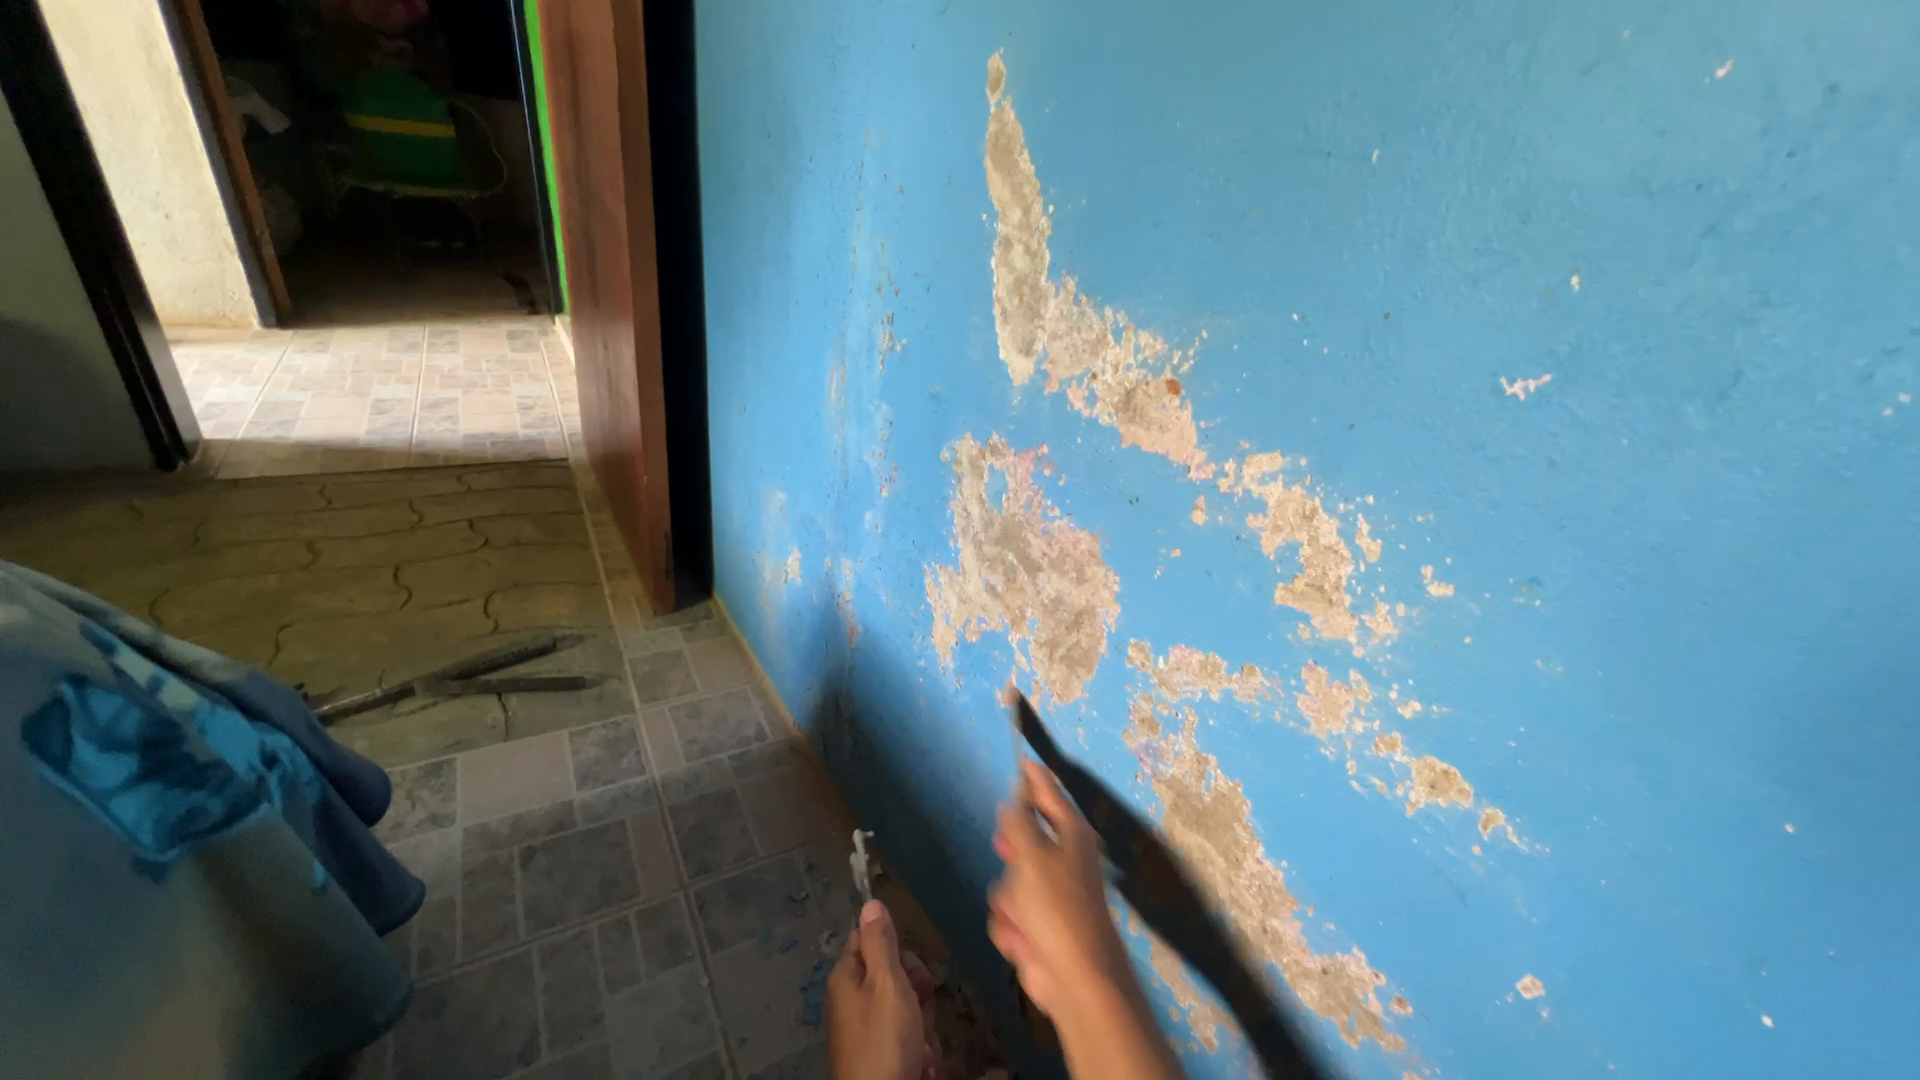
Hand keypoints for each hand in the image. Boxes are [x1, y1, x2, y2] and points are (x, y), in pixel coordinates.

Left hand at [828, 899, 931, 1079]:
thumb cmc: (883, 1039)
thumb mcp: (885, 982)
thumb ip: (881, 942)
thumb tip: (871, 902)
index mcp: (847, 976)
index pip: (869, 939)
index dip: (896, 949)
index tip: (911, 967)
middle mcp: (853, 998)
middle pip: (894, 973)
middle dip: (917, 988)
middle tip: (920, 1003)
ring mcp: (868, 1028)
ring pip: (908, 1005)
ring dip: (923, 1020)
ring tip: (921, 1041)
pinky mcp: (882, 1052)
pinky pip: (908, 1034)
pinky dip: (920, 1045)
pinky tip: (922, 1059)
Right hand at [988, 758, 1134, 1022]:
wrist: (1074, 977)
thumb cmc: (1057, 907)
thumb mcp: (1032, 855)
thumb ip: (1018, 823)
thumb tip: (1013, 802)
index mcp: (1071, 835)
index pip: (1050, 795)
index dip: (1034, 778)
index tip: (1022, 760)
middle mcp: (1064, 860)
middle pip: (1025, 838)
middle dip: (1011, 852)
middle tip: (1004, 851)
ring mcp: (1051, 895)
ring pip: (1009, 880)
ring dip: (1008, 899)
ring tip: (1021, 915)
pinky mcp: (1038, 925)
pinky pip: (1009, 911)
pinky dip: (1011, 925)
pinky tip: (1023, 939)